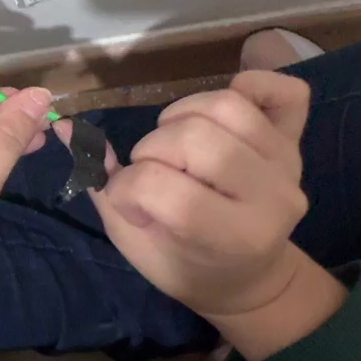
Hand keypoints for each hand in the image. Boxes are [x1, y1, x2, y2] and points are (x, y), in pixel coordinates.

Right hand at [90, 71, 344, 359]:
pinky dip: (250, 84)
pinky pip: (286, 90)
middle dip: (151, 151)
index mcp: (228, 235)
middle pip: (193, 136)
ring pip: (225, 104)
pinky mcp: (295, 141)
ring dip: (182, 116)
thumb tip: (65, 126)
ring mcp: (288, 164)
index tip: (130, 206)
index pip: (159, 186)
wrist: (249, 276)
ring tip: (174, 143)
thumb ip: (101, 185)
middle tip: (152, 175)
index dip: (126, 189)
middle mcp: (270, 196)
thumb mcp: (133, 241)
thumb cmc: (182, 265)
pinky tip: (219, 111)